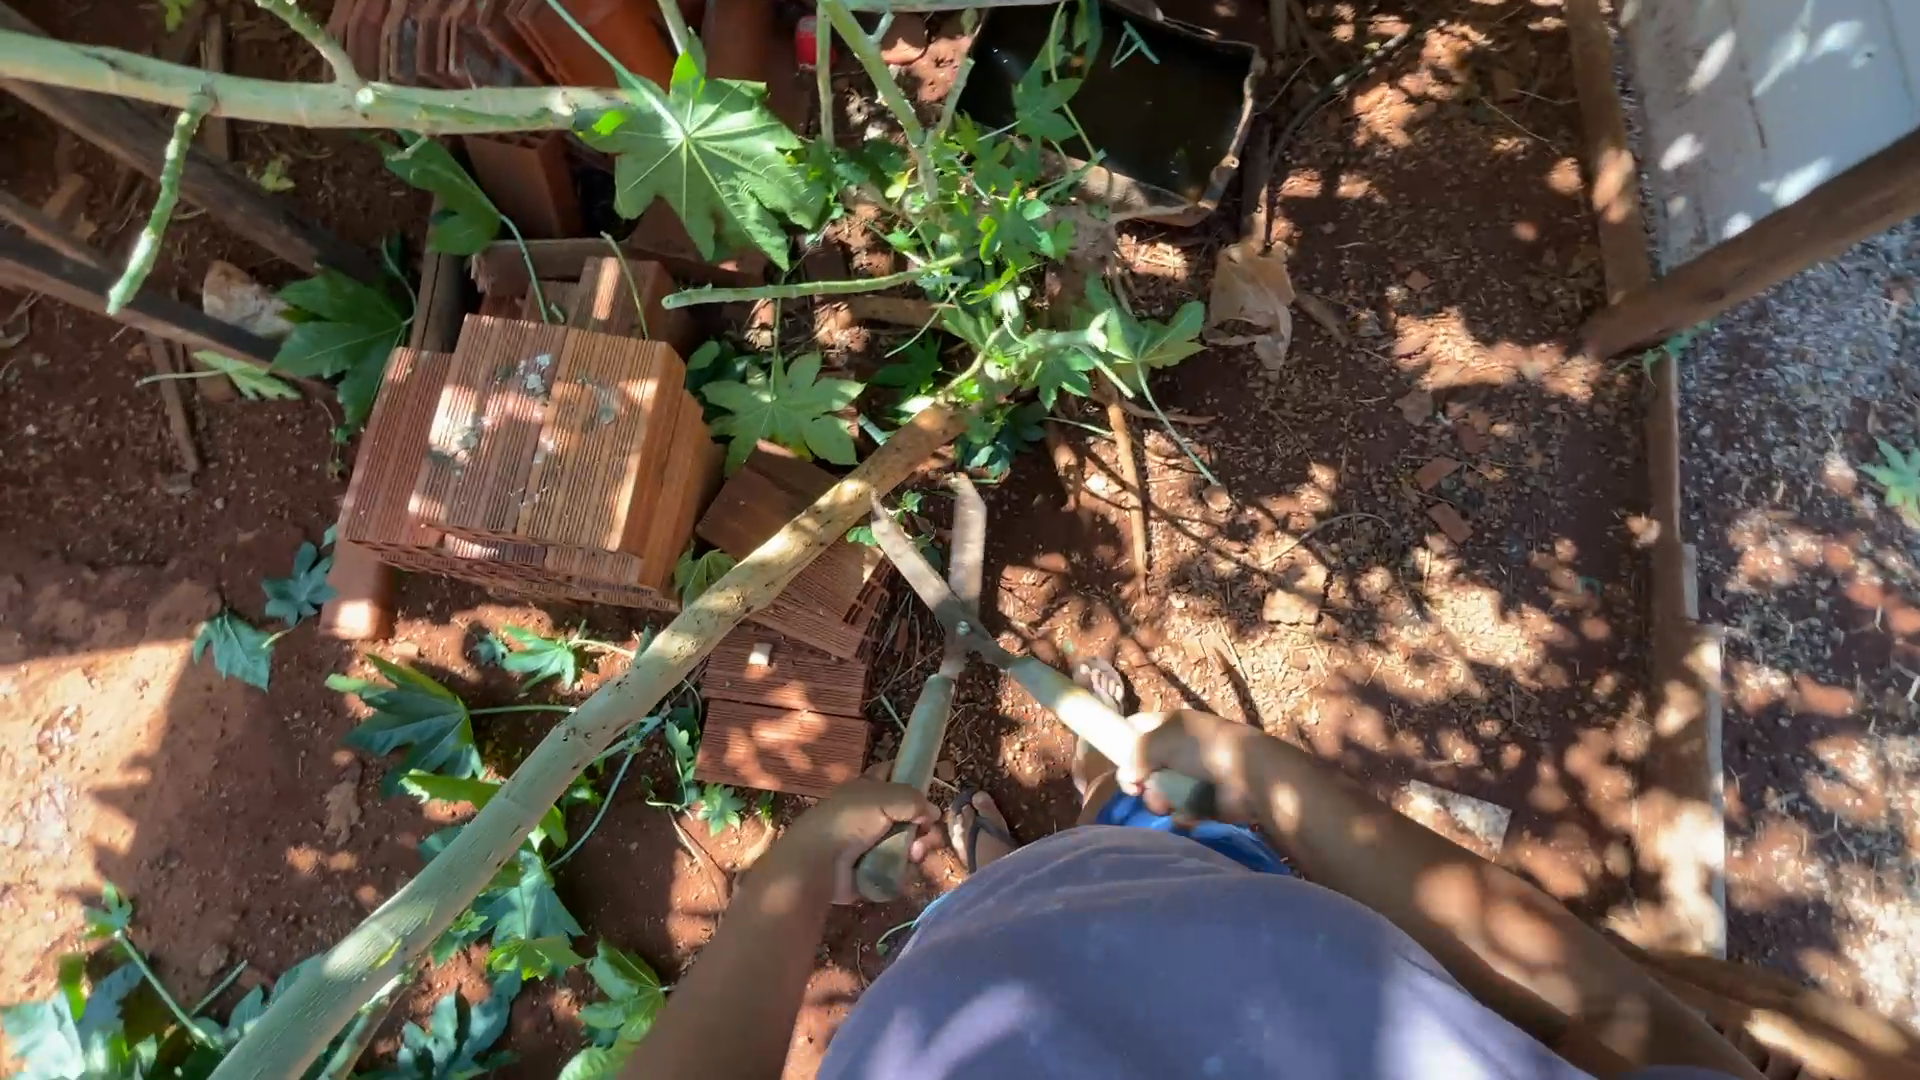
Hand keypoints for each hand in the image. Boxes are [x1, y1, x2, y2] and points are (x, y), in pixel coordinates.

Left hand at [776, 769, 938, 904]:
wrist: (819, 862)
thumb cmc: (849, 819)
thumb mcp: (884, 797)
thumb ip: (913, 800)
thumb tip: (933, 812)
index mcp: (868, 788)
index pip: (892, 773)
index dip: (910, 776)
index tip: (927, 787)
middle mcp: (871, 814)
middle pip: (908, 814)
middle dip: (921, 824)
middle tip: (926, 832)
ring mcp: (872, 843)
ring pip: (907, 842)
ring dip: (916, 848)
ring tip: (915, 854)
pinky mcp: (873, 870)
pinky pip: (898, 868)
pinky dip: (904, 870)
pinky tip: (904, 869)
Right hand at [1114, 709, 1269, 823]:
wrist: (1249, 775)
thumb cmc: (1202, 749)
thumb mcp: (1161, 739)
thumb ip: (1136, 753)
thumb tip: (1130, 775)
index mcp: (1169, 725)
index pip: (1136, 727)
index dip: (1122, 741)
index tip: (1118, 761)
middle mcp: (1178, 749)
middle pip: (1143, 765)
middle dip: (1139, 780)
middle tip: (1139, 789)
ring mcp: (1190, 775)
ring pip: (1158, 790)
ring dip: (1158, 798)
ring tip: (1167, 803)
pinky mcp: (1202, 801)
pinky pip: (1179, 808)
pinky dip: (1181, 811)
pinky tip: (1188, 812)